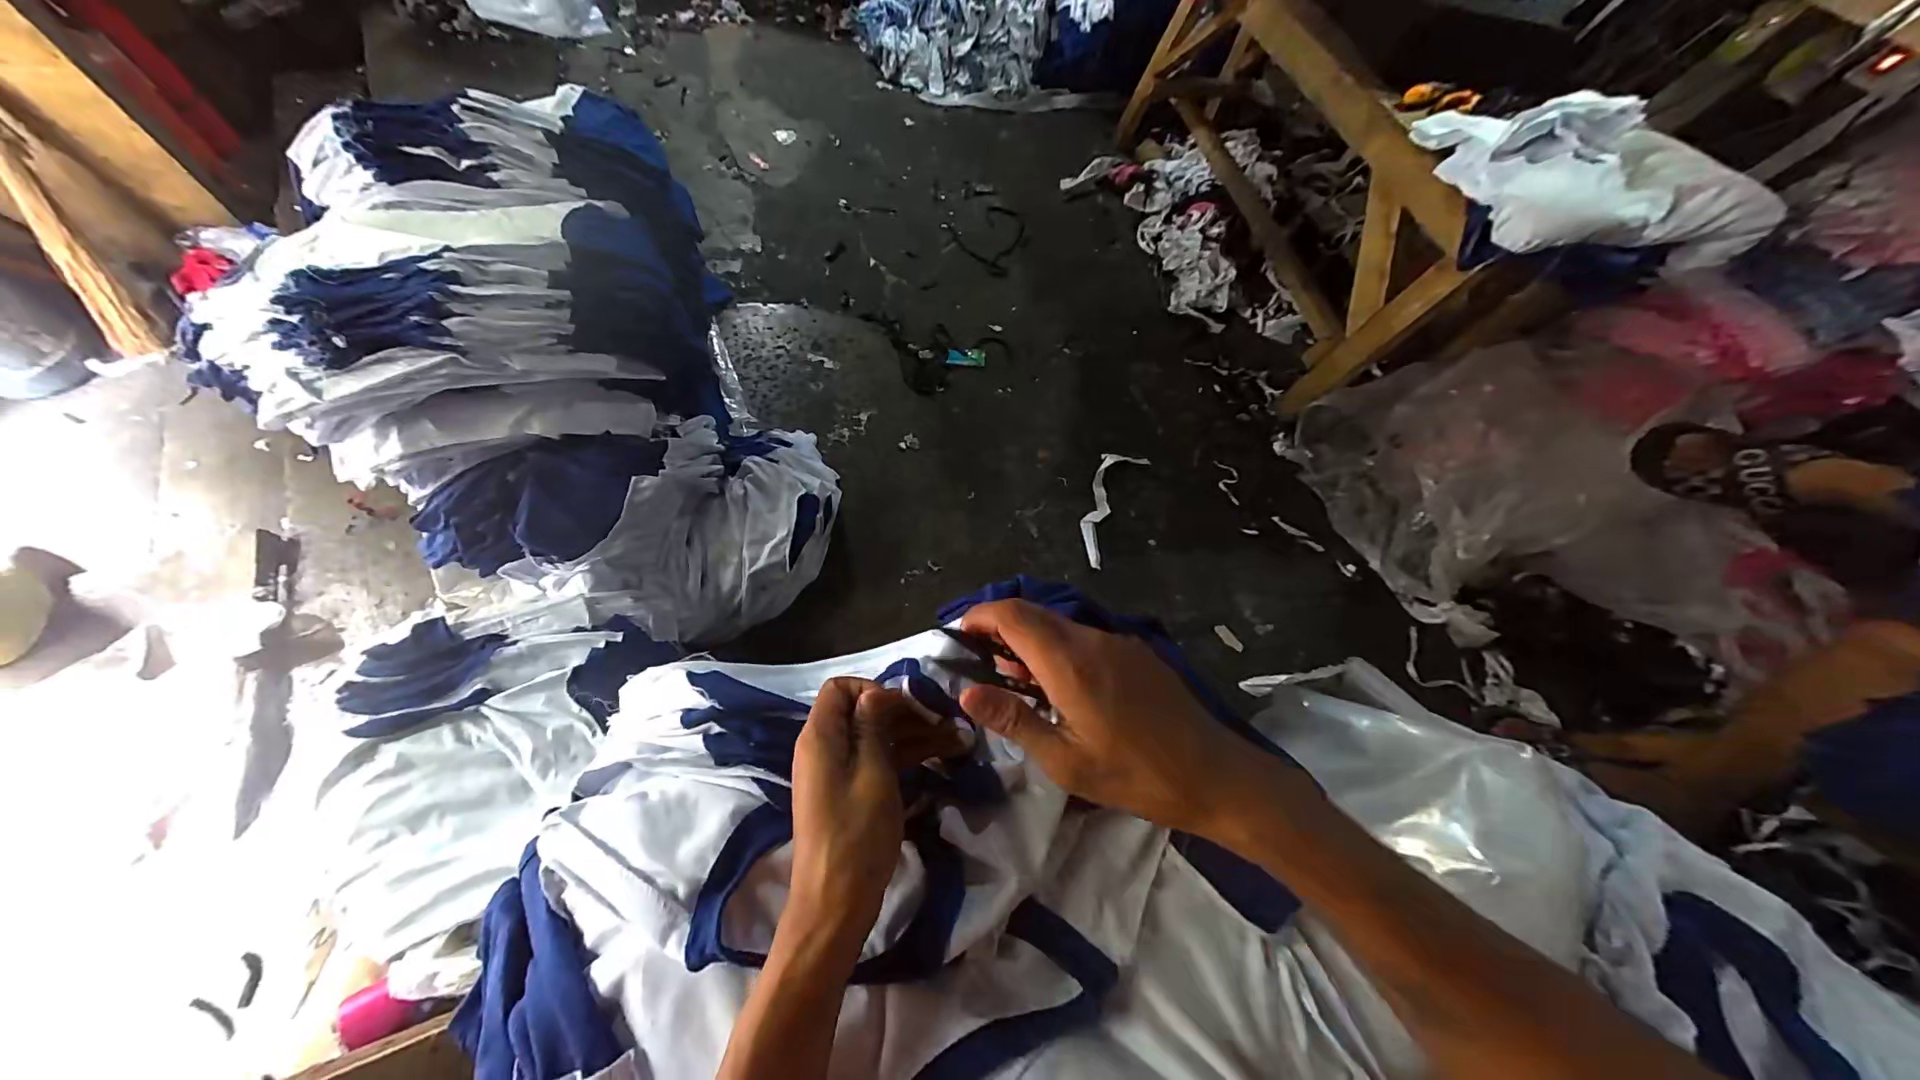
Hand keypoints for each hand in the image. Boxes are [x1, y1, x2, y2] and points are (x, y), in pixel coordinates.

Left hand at [787, 678, 962, 947]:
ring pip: (874, 737)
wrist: (835, 903)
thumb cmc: (856, 834)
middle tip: (946, 723)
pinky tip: (939, 757)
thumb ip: (873, 726)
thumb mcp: (872, 772)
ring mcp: (836, 771)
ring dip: (912, 735)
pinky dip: (904, 756)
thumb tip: (877, 692)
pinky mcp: (849, 792)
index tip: (908, 709)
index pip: (840, 688)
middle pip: (862, 711)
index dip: (874, 690)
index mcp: (820, 736)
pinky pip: (876, 760)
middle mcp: (824, 747)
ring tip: (957, 739)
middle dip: (904, 712)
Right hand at [957, 599, 1287, 838]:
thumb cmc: (1134, 775)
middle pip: (1034, 613)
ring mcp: (1118, 642)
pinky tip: (1058, 685)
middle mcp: (1092, 639)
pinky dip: (1058, 649)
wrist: (1215, 775)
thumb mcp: (1065, 760)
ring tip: (1013, 679)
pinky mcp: (1136, 653)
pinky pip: (1084, 638)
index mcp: (1069, 662)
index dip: (980, 616)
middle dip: (999, 627)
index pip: (1013, 615)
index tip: (958, 635)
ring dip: (1030, 641)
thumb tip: (967, 692)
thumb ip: (1014, 720)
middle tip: (978, 660)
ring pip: (1059, 625)